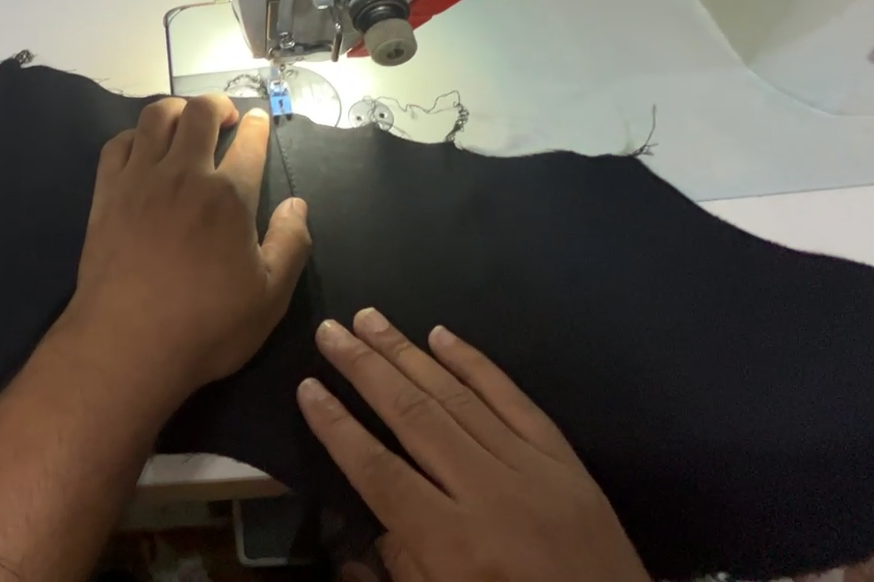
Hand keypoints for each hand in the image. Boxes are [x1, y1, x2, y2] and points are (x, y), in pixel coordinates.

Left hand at [56, 94, 310, 407]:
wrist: (127, 342)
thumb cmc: (206, 326)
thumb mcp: (270, 297)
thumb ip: (291, 244)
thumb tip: (298, 204)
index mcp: (229, 197)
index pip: (248, 144)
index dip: (257, 126)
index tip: (258, 120)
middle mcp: (184, 174)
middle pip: (200, 114)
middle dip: (217, 104)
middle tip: (225, 115)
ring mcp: (140, 179)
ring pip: (156, 117)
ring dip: (177, 108)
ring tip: (186, 119)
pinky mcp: (106, 192)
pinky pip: (118, 144)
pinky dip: (135, 134)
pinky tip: (142, 146)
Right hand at [298, 310, 648, 581]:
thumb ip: (399, 570)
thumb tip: (366, 519)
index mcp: (456, 549)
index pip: (379, 472)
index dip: (338, 427)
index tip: (307, 386)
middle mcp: (490, 497)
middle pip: (413, 415)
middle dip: (364, 368)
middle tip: (330, 330)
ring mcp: (533, 472)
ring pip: (456, 396)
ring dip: (406, 352)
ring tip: (368, 318)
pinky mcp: (566, 463)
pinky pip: (513, 399)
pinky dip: (474, 363)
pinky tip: (440, 335)